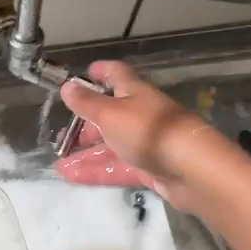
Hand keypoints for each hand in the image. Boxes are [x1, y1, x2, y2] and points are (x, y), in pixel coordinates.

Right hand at [55, 61, 231, 212]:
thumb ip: (87, 102)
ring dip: (85, 153)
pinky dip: (96, 171)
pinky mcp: (149, 168)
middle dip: (86, 124)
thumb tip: (67, 86)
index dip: (101, 72)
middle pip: (110, 115)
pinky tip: (72, 177)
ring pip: (111, 146)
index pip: (116, 74)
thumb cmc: (149, 130)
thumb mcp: (110, 114)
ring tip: (59, 163)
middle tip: (63, 136)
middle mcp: (140, 114)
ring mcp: (146, 143)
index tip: (85, 74)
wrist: (191, 169)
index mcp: (134, 92)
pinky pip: (118, 167)